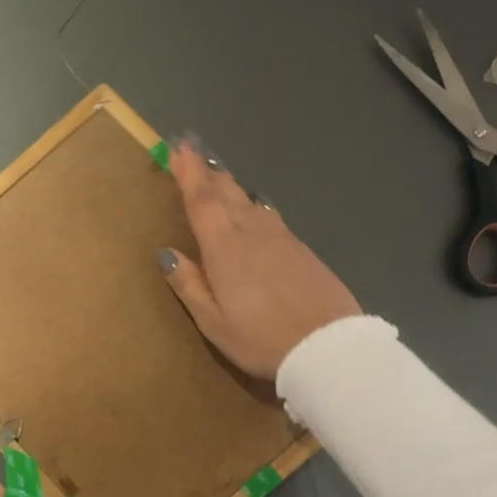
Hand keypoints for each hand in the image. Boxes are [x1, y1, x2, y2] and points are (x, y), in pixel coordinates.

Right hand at [159, 134, 360, 378]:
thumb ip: (189, 284)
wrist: (329, 348)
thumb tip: (167, 253)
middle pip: (228, 196)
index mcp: (226, 250)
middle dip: (209, 173)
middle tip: (195, 151)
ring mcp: (283, 241)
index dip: (189, 174)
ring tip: (220, 176)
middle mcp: (254, 235)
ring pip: (251, 203)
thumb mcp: (213, 321)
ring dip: (232, 187)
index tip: (179, 148)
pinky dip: (254, 206)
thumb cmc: (261, 339)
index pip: (202, 203)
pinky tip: (255, 210)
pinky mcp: (303, 252)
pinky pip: (270, 218)